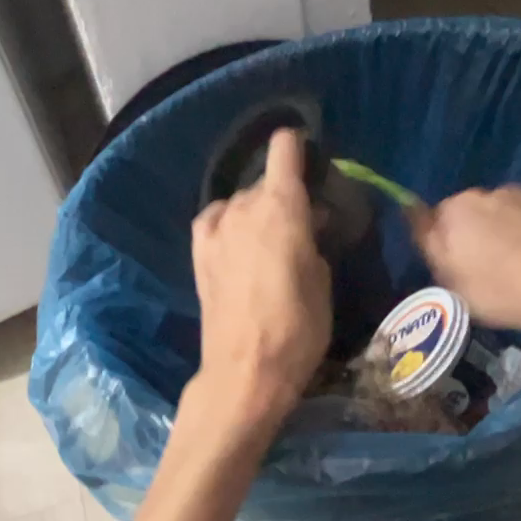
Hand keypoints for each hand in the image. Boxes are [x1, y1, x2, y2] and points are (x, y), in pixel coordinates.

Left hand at [189, 129, 331, 425]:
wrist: (245, 370)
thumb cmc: (297, 328)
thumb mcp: (322, 281)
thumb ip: (313, 240)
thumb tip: (307, 223)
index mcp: (281, 206)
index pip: (285, 149)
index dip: (299, 149)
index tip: (312, 163)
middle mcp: (243, 208)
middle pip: (265, 183)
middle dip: (284, 197)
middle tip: (302, 227)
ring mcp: (215, 231)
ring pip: (240, 203)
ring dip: (256, 213)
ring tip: (270, 243)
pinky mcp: (198, 255)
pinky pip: (215, 221)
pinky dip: (229, 224)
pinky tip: (239, 243)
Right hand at [407, 185, 520, 344]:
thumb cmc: (507, 294)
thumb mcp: (454, 286)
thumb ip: (431, 250)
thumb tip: (413, 219)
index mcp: (453, 211)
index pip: (425, 220)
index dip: (433, 245)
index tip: (445, 268)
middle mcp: (485, 193)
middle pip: (463, 215)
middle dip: (466, 237)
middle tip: (478, 274)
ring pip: (496, 215)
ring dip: (498, 235)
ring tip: (514, 270)